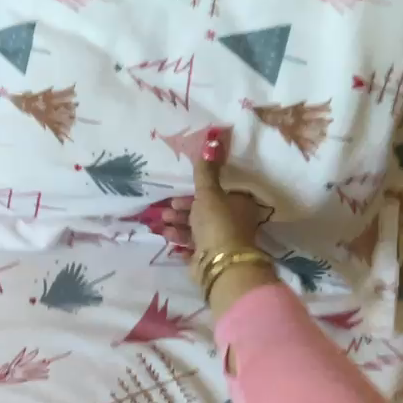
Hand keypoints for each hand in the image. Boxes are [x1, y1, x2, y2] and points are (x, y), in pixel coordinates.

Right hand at [158, 135, 279, 313]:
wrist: (219, 263)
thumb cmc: (218, 222)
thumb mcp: (209, 192)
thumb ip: (206, 170)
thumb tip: (211, 139)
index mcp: (239, 204)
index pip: (219, 192)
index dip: (199, 190)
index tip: (181, 190)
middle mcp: (233, 221)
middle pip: (205, 210)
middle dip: (184, 209)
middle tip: (167, 208)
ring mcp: (222, 241)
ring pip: (197, 227)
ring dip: (179, 223)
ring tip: (163, 222)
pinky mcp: (210, 256)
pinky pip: (192, 244)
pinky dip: (180, 238)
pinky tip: (167, 235)